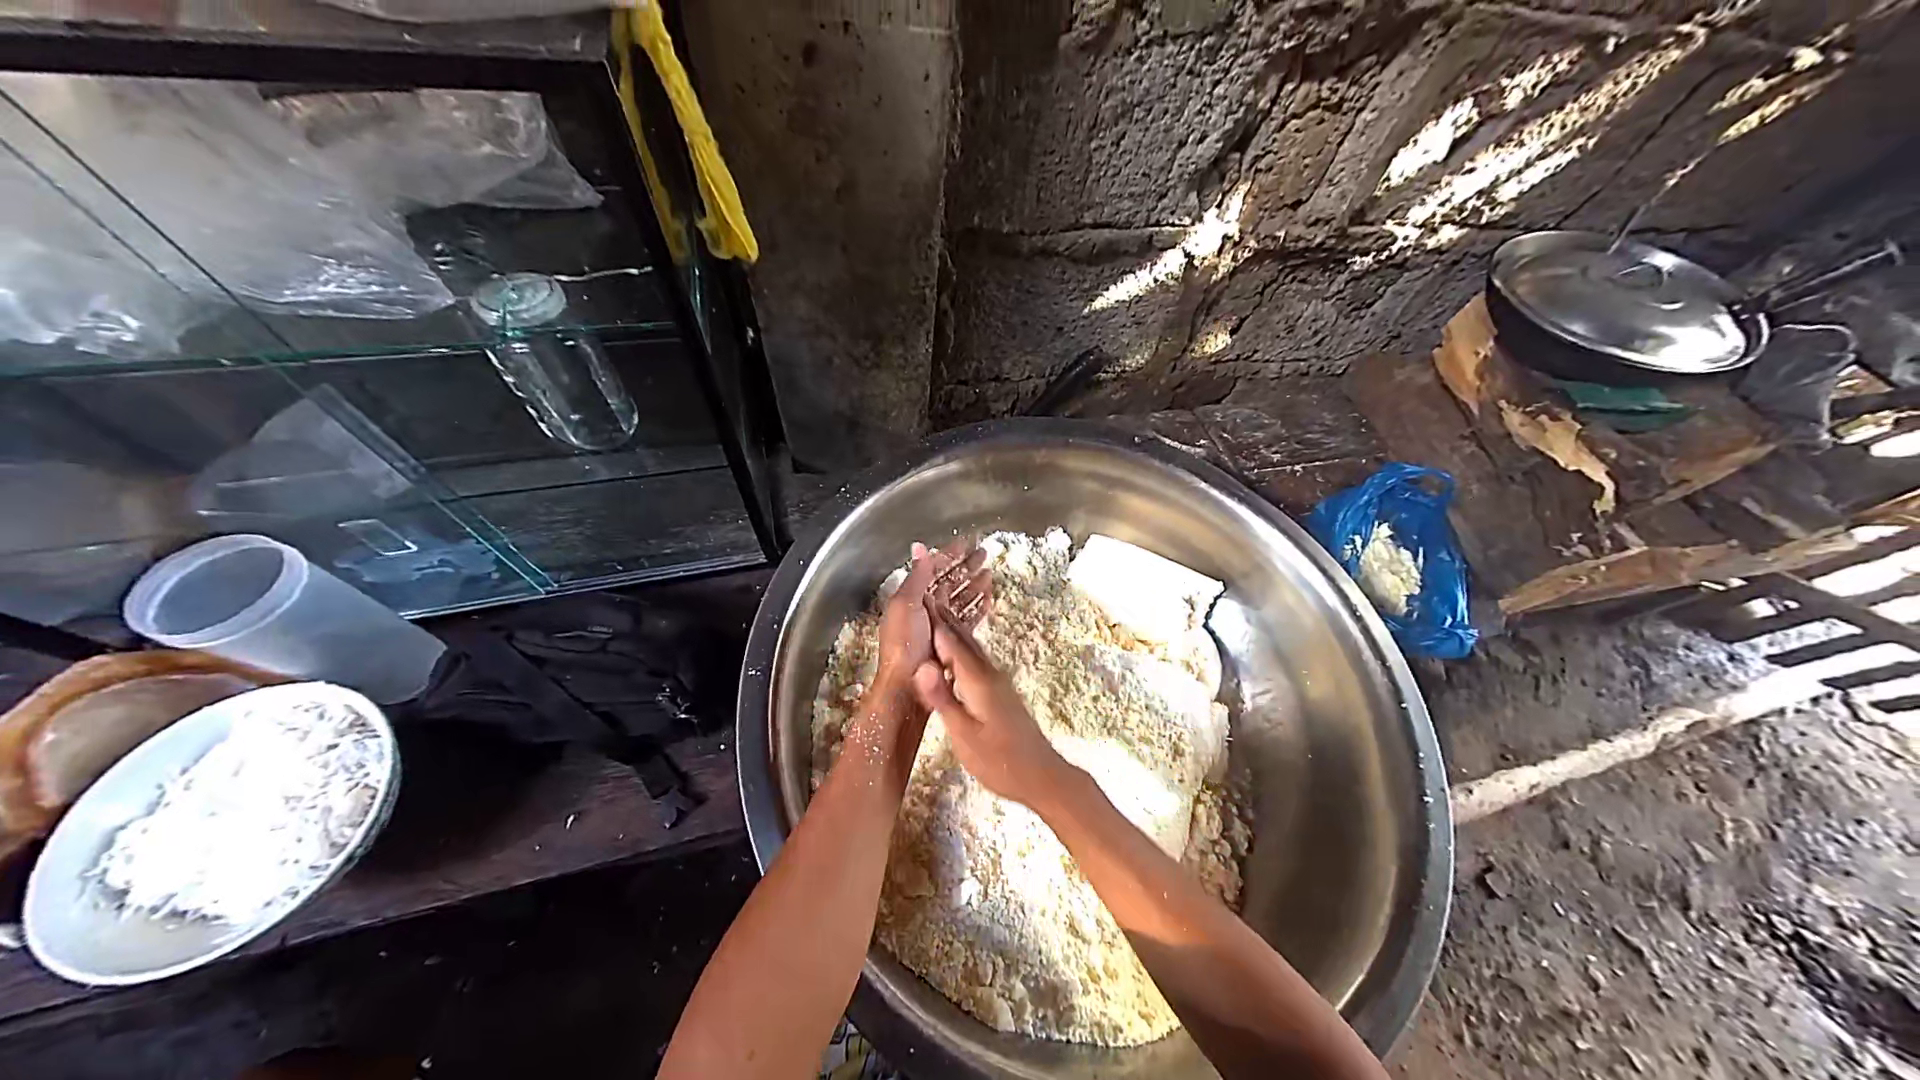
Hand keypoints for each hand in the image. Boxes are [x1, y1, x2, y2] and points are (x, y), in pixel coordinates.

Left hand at [874, 541, 986, 697]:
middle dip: (966, 567)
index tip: (968, 541)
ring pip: (960, 599)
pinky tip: (989, 599)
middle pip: (949, 582)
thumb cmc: (904, 644)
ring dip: (974, 585)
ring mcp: (939, 626)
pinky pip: (967, 620)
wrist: (908, 687)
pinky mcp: (951, 642)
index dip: (949, 554)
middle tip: (985, 553)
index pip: (932, 569)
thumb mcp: (906, 605)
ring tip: (991, 574)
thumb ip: (917, 576)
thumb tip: (919, 547)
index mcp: (911, 598)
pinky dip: (977, 608)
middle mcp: (925, 609)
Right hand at [911, 616, 1074, 809]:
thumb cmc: (1000, 761)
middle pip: (964, 640)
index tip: (918, 599)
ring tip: (937, 617)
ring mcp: (998, 683)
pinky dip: (962, 648)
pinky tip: (955, 655)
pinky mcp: (1001, 693)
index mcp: (978, 680)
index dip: (934, 620)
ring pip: (972, 649)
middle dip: (944, 619)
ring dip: (954, 631)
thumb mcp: (964, 735)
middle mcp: (990, 674)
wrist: (1043, 777)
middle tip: (925, 598)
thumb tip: (920, 665)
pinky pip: (977, 660)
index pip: (951, 642)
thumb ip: (942, 699)